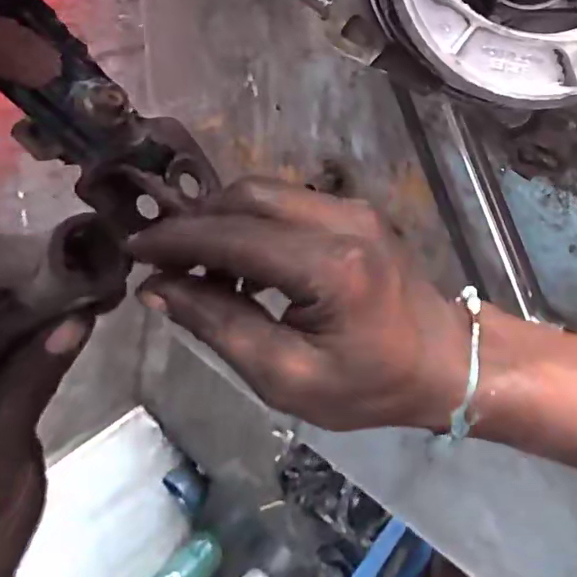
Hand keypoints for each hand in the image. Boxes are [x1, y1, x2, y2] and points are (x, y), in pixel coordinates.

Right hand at [129, 177, 468, 432]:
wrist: (444, 358)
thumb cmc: (371, 384)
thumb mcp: (288, 376)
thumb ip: (222, 325)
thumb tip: (160, 288)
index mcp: (331, 265)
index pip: (235, 235)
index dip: (178, 239)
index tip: (132, 248)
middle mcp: (344, 220)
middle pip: (251, 194)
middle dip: (199, 220)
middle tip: (163, 261)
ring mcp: (356, 209)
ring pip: (271, 192)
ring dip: (227, 220)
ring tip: (198, 270)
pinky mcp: (359, 212)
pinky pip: (293, 203)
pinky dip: (257, 223)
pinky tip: (243, 264)